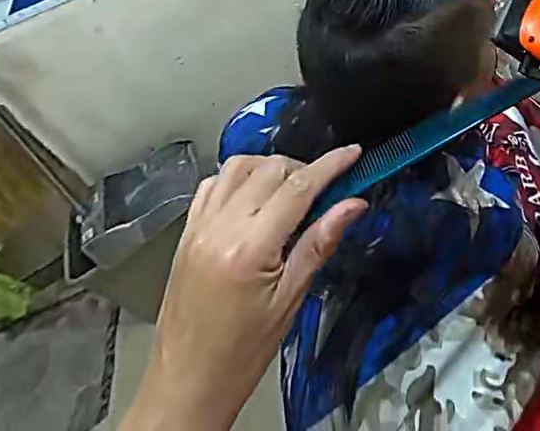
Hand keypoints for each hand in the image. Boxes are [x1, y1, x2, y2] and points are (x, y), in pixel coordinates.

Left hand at [122, 150, 366, 430]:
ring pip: (240, 166)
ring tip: (290, 190)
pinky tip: (255, 196)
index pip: (299, 186)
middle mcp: (219, 229)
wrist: (185, 388)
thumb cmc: (241, 352)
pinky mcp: (186, 233)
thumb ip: (321, 241)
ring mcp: (198, 228)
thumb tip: (354, 203)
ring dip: (271, 167)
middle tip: (325, 190)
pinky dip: (239, 178)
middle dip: (304, 169)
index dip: (331, 164)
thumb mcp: (291, 298)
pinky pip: (214, 184)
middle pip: (271, 168)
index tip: (354, 153)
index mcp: (248, 248)